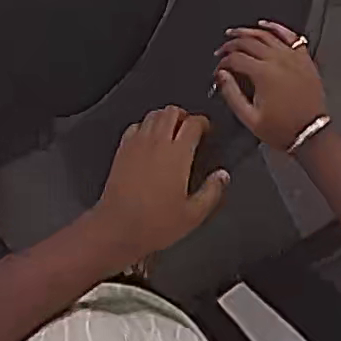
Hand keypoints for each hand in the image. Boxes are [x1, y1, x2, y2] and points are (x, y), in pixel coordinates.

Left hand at [87, 106, 229, 268]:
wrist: (118, 228)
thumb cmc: (155, 223)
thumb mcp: (193, 215)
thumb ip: (212, 192)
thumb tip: (222, 176)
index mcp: (178, 154)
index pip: (193, 123)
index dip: (203, 122)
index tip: (206, 130)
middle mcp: (157, 143)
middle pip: (172, 112)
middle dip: (184, 116)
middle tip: (189, 127)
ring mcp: (137, 143)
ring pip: (153, 115)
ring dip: (165, 118)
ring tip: (171, 130)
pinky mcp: (122, 149)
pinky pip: (135, 126)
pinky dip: (145, 126)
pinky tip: (148, 139)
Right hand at [215, 20, 327, 151]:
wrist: (310, 134)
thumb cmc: (282, 129)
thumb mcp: (250, 118)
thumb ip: (231, 94)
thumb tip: (221, 76)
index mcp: (263, 74)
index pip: (236, 58)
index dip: (223, 61)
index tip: (219, 68)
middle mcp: (278, 60)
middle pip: (248, 42)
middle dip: (231, 44)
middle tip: (222, 49)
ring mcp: (292, 57)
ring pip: (266, 34)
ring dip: (248, 31)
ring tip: (236, 32)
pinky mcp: (303, 59)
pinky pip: (290, 36)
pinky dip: (277, 27)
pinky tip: (266, 25)